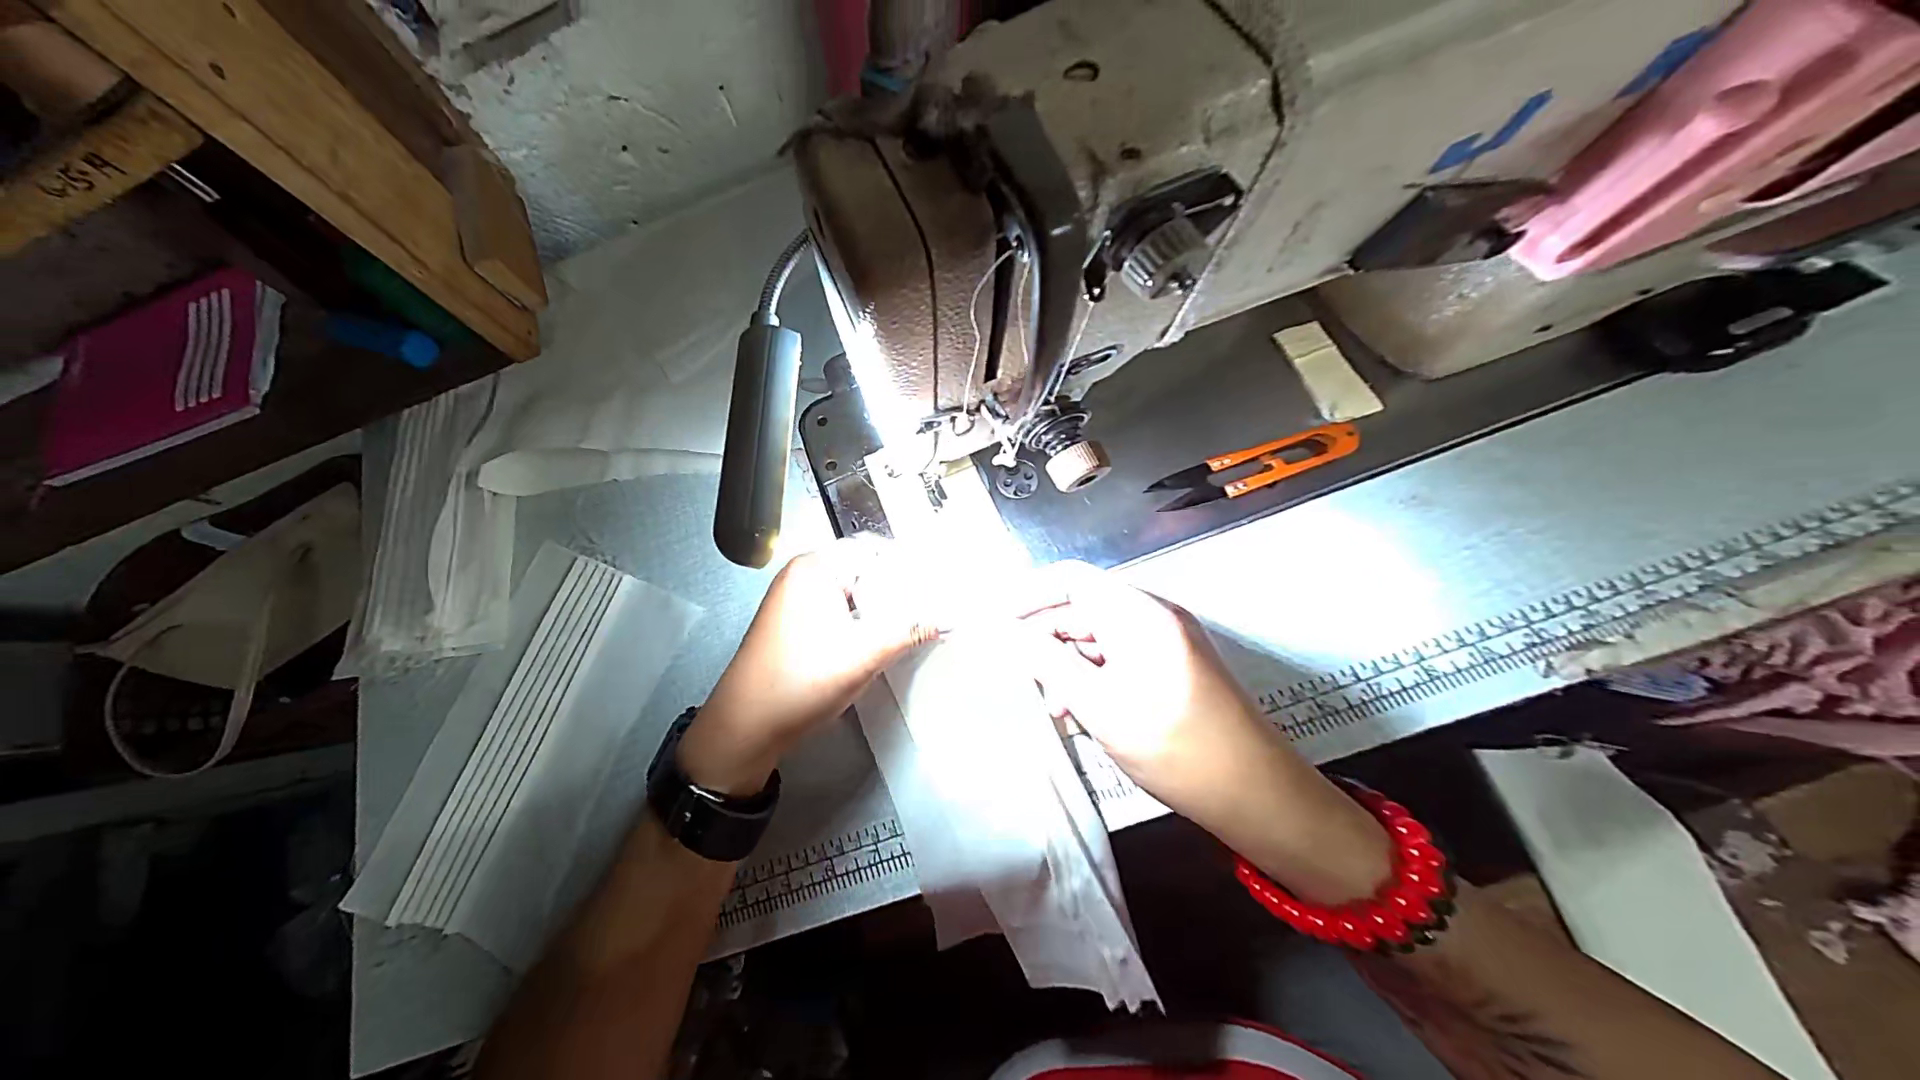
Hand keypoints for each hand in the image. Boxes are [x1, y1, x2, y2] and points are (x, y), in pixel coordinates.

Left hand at [681, 539, 939, 794]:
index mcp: (814, 568)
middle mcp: (803, 576)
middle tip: (936, 607)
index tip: (942, 584)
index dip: (911, 567)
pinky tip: (885, 639)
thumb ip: (910, 630)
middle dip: (900, 589)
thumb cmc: (798, 683)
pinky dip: (865, 621)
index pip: (875, 550)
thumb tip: (948, 617)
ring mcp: (798, 600)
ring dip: (883, 608)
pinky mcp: (798, 625)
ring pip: (856, 593)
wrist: (745, 728)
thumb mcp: (863, 654)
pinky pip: (842, 611)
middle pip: (866, 570)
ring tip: (917, 624)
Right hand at [1018, 561, 1391, 904]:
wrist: (1256, 793)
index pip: (1071, 579)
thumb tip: (1009, 634)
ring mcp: (1168, 641)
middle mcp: (1155, 616)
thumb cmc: (1175, 747)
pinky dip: (1093, 676)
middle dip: (1045, 636)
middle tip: (1018, 674)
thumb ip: (1048, 662)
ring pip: (1100, 636)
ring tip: (1052, 705)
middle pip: (1084, 607)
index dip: (1028, 595)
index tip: (996, 624)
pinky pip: (1121, 657)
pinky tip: (1080, 710)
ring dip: (1068, 662)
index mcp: (1140, 614)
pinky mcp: (1174, 667)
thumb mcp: (1100, 705)